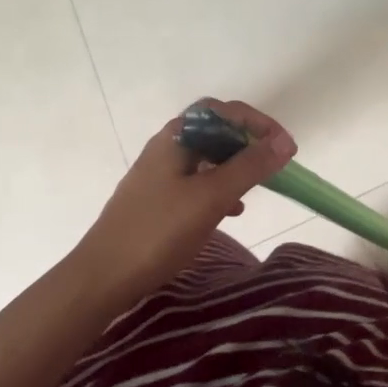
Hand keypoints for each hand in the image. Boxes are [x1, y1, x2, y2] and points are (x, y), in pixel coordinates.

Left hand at [70, 99, 296, 302]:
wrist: (103, 276)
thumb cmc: (158, 231)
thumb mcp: (210, 197)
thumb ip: (248, 167)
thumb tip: (283, 141)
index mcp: (176, 137)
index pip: (222, 110)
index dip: (256, 121)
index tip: (284, 145)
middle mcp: (165, 147)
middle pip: (213, 130)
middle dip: (246, 142)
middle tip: (272, 164)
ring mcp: (157, 174)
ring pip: (205, 158)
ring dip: (233, 166)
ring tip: (256, 188)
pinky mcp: (155, 200)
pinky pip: (195, 182)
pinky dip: (217, 189)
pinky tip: (231, 211)